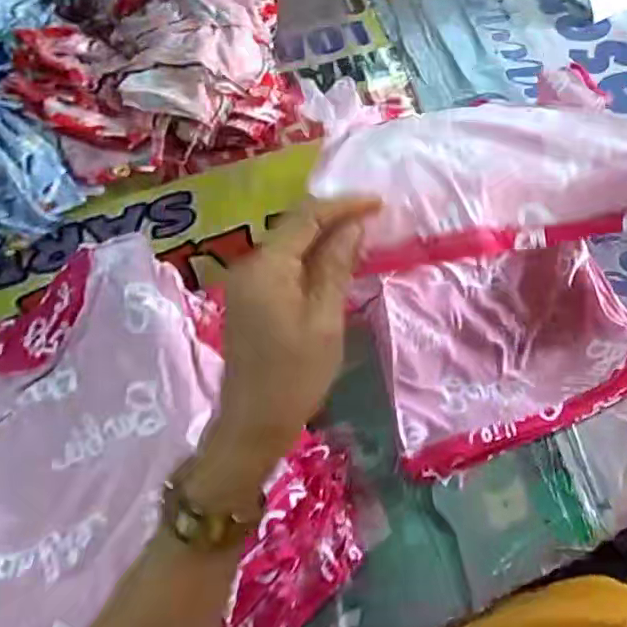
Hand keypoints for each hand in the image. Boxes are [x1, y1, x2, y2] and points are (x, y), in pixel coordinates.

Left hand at [209, 196, 380, 460]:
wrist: (252, 425)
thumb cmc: (295, 376)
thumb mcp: (325, 320)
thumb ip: (336, 267)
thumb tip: (353, 225)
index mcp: (267, 267)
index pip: (306, 217)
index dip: (343, 205)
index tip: (378, 202)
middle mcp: (250, 265)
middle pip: (294, 225)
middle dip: (334, 215)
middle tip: (374, 215)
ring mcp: (247, 282)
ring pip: (290, 243)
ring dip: (324, 235)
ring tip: (362, 233)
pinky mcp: (251, 297)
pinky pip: (284, 263)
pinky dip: (311, 256)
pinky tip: (335, 261)